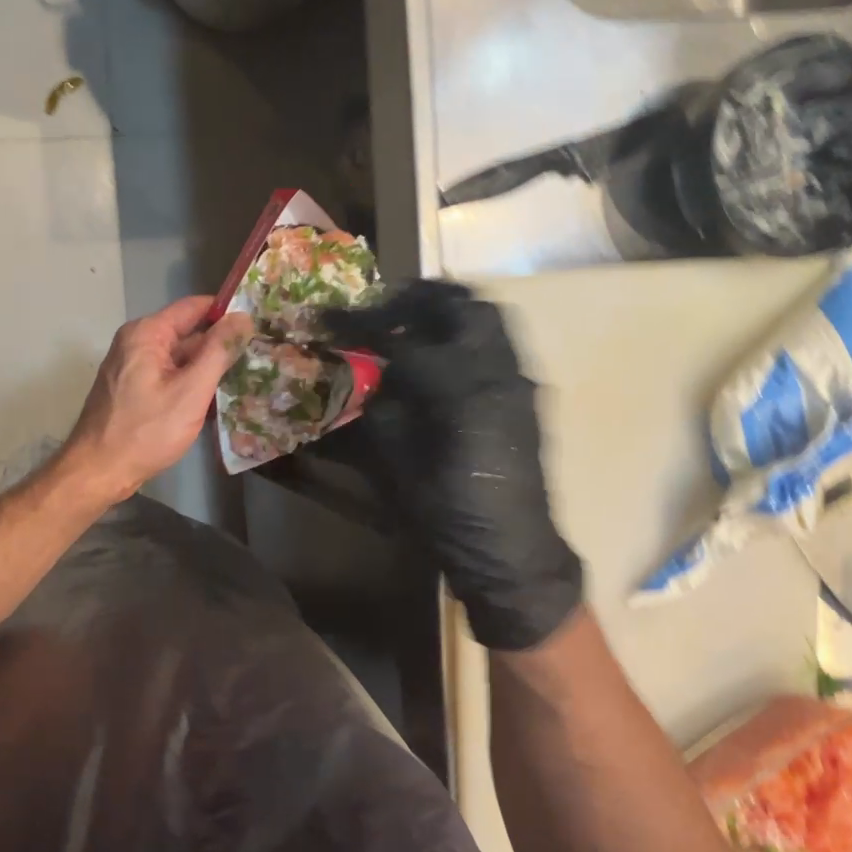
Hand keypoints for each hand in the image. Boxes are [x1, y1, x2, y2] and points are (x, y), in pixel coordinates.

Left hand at [61, 297, 252, 503]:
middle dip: (221, 345)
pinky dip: (191, 385)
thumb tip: (242, 317)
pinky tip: (218, 400)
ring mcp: (132, 368)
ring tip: (249, 376)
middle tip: (260, 354)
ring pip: (180, 359)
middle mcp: (136, 343)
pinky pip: (169, 377)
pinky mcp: (133, 391)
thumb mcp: (190, 390)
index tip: (259, 323)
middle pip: (188, 334)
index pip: (195, 307)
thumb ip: (219, 351)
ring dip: (208, 369)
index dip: (228, 312)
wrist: (98, 471)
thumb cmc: (146, 431)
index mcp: (146, 333)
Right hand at [324, 279, 582, 650]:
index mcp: (460, 391)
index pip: (401, 338)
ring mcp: (518, 379)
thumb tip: (360, 376)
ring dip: (444, 309)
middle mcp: (497, 372)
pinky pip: (498, 342)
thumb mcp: (395, 467)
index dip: (357, 325)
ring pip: (486, 316)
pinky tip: (440, 356)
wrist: (512, 552)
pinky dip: (465, 333)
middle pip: (457, 304)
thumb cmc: (446, 516)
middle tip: (374, 309)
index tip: (325, 319)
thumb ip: (378, 411)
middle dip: (410, 299)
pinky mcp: (526, 393)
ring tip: (408, 322)